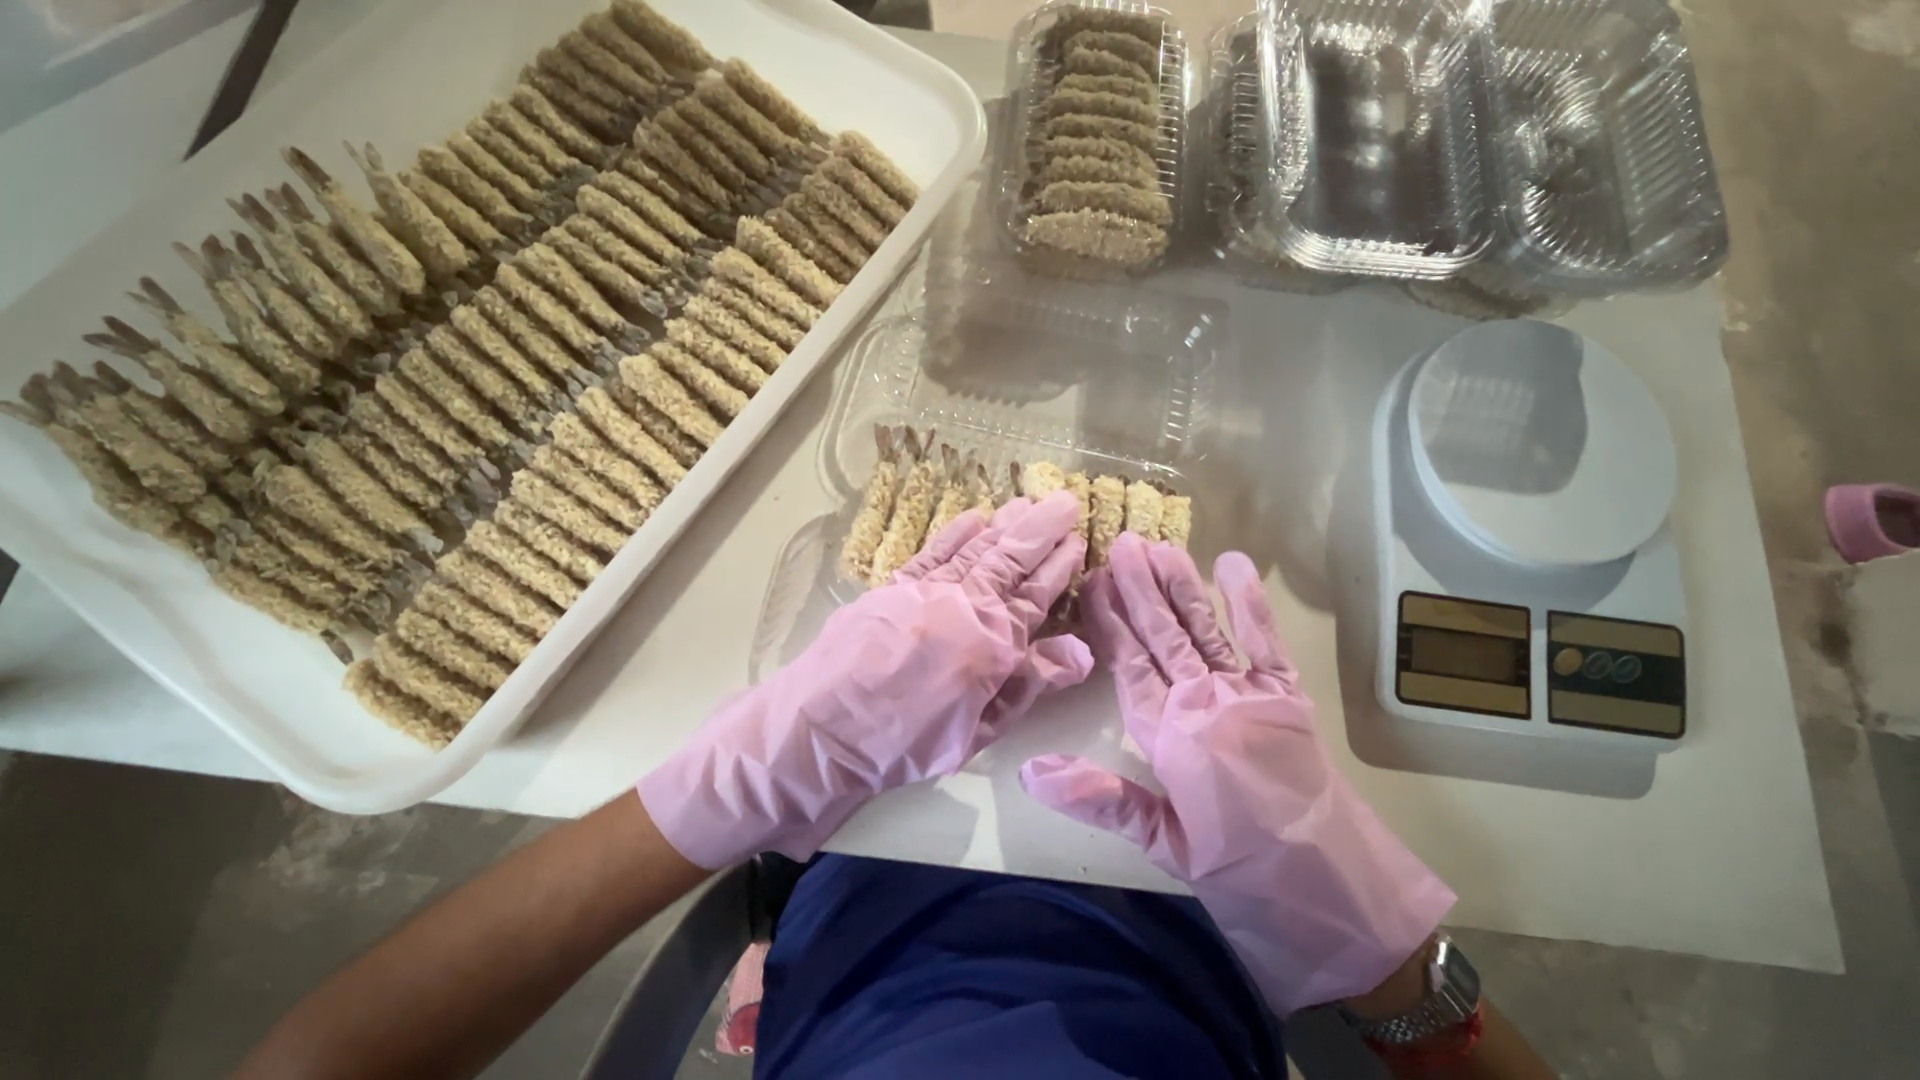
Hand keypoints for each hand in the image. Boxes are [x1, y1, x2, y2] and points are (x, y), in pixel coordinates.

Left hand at [642, 492, 1093, 869]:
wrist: (823, 730)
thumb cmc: (906, 743)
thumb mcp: (978, 730)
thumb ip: (1030, 685)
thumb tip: (1082, 650)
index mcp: (993, 645)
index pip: (1038, 597)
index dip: (1060, 568)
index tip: (1080, 541)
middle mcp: (964, 606)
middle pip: (1011, 560)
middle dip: (1041, 528)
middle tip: (1065, 500)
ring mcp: (927, 592)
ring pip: (976, 549)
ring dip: (1006, 524)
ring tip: (1028, 503)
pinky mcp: (893, 588)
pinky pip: (933, 552)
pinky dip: (956, 533)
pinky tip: (975, 517)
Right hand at [1019, 534, 1454, 1014]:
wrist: (1338, 891)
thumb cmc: (1243, 875)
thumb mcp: (1166, 844)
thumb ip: (1103, 800)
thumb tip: (1030, 770)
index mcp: (1171, 738)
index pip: (1128, 666)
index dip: (1109, 621)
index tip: (1093, 581)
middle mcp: (1206, 704)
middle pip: (1163, 636)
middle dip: (1140, 589)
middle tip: (1120, 543)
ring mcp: (1250, 695)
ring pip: (1204, 630)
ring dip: (1180, 587)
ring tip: (1158, 546)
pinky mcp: (1289, 698)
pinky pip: (1266, 643)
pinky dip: (1250, 604)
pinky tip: (1233, 565)